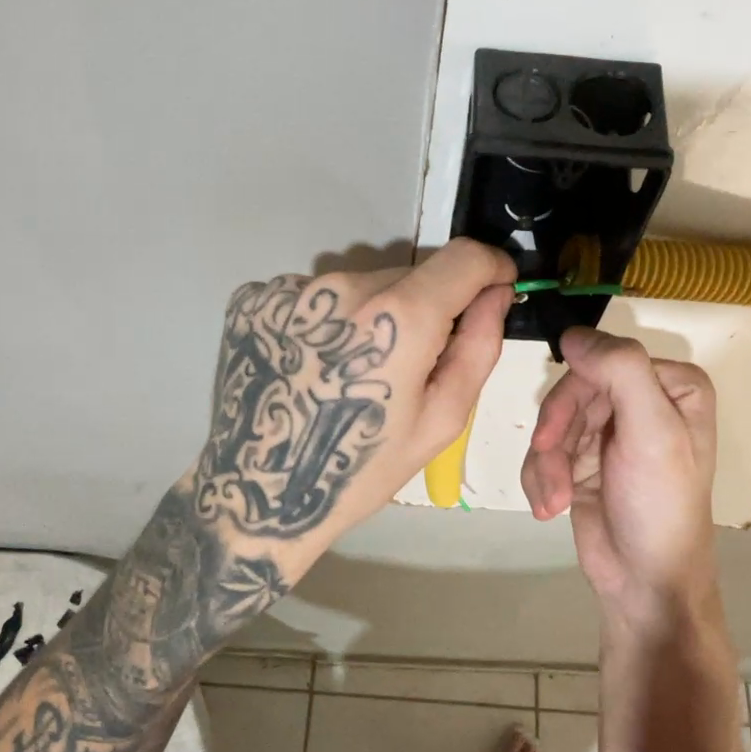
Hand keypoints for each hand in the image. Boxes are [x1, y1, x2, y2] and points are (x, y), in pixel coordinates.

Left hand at [194, 239, 515, 570]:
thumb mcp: (440, 421)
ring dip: (371, 315)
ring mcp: (291, 289)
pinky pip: (315, 297)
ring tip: (349, 375)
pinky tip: (313, 368)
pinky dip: (326, 322)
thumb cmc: (361, 468)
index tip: (495, 288)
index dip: (489, 269)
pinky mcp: (254, 299)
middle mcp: (342, 286)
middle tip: (406, 369)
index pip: (462, 258)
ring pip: (360, 285)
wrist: (261, 494)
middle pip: (408, 275)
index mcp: (397, 318)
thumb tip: (496, 293)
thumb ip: (477, 347)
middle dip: (423, 309)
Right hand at [521, 327, 718, 630]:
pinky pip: (544, 453)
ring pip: (552, 424)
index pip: (604, 361)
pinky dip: (540, 479)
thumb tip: (572, 333)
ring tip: (555, 502)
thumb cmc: (660, 505)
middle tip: (553, 477)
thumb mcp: (652, 433)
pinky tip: (552, 507)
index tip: (555, 436)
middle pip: (572, 392)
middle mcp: (642, 402)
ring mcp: (610, 433)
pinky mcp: (584, 463)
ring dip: (545, 466)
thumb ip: (620, 372)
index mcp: (672, 385)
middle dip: (555, 440)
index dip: (573, 395)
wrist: (645, 582)